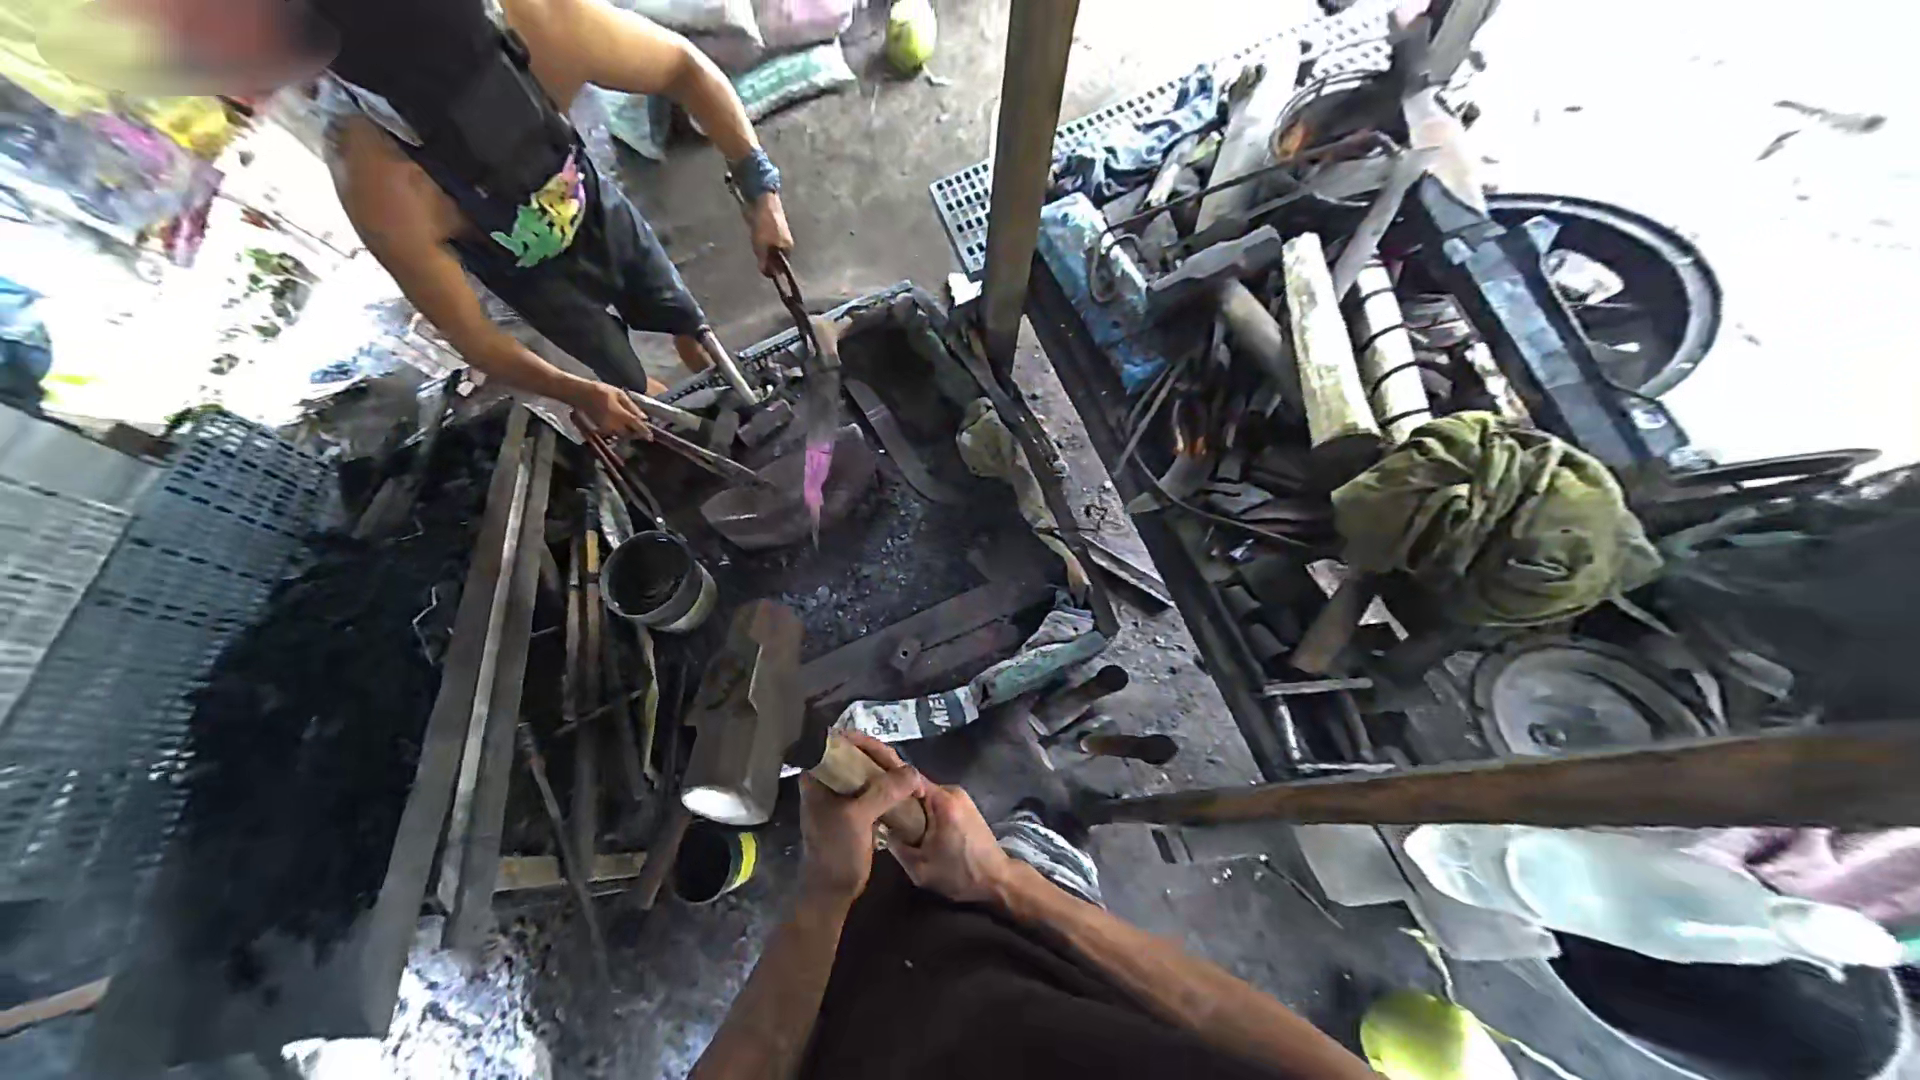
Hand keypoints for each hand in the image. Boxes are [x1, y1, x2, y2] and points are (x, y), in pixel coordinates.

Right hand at [568, 380, 652, 440]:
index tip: (651, 437)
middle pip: (629, 434)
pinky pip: (614, 433)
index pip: (636, 426)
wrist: (579, 393)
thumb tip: (644, 417)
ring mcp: (606, 427)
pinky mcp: (601, 428)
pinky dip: (620, 431)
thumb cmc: (600, 391)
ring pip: (622, 435)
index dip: (645, 432)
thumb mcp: (619, 394)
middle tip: (642, 430)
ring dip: (628, 433)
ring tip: (632, 428)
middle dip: (636, 434)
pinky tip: (622, 425)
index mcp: (620, 415)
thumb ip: (632, 406)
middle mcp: (614, 424)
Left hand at [743, 192, 793, 276]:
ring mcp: (778, 234)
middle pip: (775, 258)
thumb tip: (767, 274)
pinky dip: (758, 239)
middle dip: (765, 258)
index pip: (782, 266)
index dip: (772, 269)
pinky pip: (764, 238)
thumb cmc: (765, 226)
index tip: (762, 267)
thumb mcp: (762, 247)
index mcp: (787, 248)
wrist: (761, 201)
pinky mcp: (770, 226)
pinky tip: (754, 232)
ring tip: (755, 240)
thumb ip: (764, 262)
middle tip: (757, 251)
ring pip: (768, 248)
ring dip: (760, 248)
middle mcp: (785, 243)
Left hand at [798, 732, 925, 907]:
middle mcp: (827, 779)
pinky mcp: (854, 808)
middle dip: (885, 761)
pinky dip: (890, 788)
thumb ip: (885, 790)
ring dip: (891, 775)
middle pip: (860, 755)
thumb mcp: (859, 817)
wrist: (831, 892)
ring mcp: (840, 794)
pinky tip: (907, 792)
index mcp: (818, 776)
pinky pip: (874, 788)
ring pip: (869, 772)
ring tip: (911, 782)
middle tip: (908, 773)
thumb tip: (914, 772)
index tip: (894, 758)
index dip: (870, 745)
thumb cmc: (836, 852)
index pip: (844, 744)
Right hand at [888, 783, 1016, 905]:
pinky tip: (921, 827)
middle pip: (918, 786)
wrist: (997, 879)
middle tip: (886, 814)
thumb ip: (898, 846)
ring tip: (902, 823)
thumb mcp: (920, 869)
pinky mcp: (966, 804)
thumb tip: (884, 828)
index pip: (909, 778)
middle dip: (902, 798)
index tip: (875, 792)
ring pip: (928, 794)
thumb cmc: (959, 874)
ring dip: (916, 807)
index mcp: (943, 801)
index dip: (891, 783)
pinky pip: (939, 801)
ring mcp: (962, 796)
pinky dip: (928, 810)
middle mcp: (953, 791)